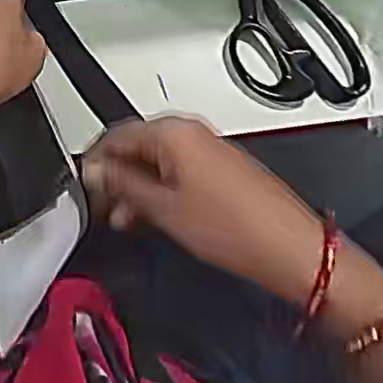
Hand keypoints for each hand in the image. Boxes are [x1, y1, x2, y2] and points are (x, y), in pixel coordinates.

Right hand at [82, 117, 326, 303]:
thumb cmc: (239, 228)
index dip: (95, 162)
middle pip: (136, 146)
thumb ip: (121, 185)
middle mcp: (190, 131)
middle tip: (105, 204)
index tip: (86, 184)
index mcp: (171, 130)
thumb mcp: (162, 208)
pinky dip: (163, 188)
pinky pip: (179, 169)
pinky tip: (157, 214)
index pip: (114, 136)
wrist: (296, 252)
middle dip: (118, 176)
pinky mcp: (221, 166)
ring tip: (130, 217)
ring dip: (139, 186)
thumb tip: (96, 171)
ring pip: (157, 160)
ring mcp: (208, 147)